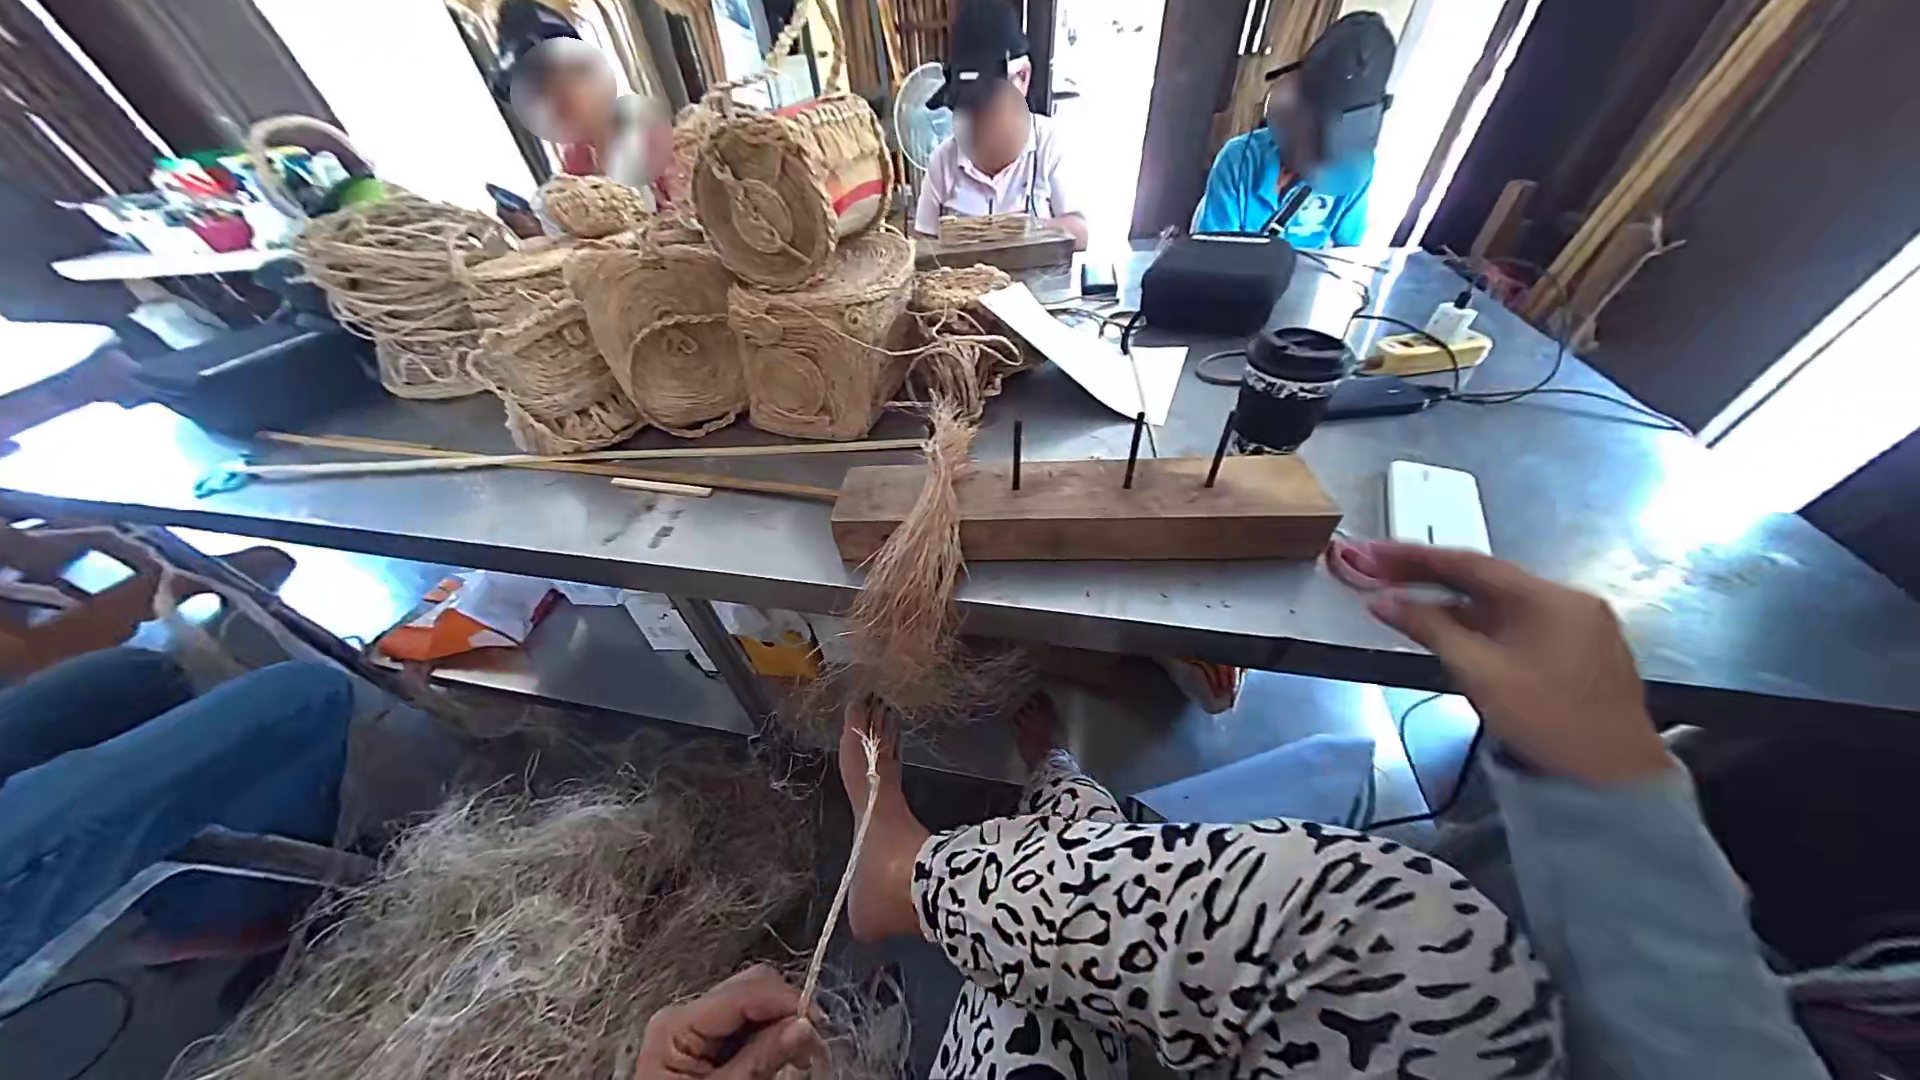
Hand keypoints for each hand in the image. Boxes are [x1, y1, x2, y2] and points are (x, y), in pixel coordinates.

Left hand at [635, 965, 823, 1079]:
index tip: (817, 1025)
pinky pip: (746, 1023)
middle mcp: (686, 1012)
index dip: (787, 1000)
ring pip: (754, 1001)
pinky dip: (767, 1035)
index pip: (746, 990)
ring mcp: (695, 1025)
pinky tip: (777, 1056)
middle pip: (752, 987)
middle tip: (811, 1045)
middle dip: (785, 1010)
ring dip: (780, 1023)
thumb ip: (760, 1060)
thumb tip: (806, 1025)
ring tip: (798, 1055)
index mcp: (678, 1023)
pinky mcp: (705, 1040)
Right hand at [1356, 542, 1670, 786]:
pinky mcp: (1564, 647)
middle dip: (1424, 573)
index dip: (1414, 556)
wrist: (1610, 778)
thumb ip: (1427, 627)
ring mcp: (1569, 625)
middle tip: (1375, 568)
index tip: (1373, 551)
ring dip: (1441, 596)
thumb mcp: (1478, 670)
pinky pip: (1503, 618)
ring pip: (1490, 599)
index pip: (1470, 564)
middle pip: (1481, 578)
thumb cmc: (1547, 719)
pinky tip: (1434, 620)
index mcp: (1551, 599)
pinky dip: (1464, 616)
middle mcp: (1565, 602)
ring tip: (1395, 591)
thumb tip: (1382, 601)